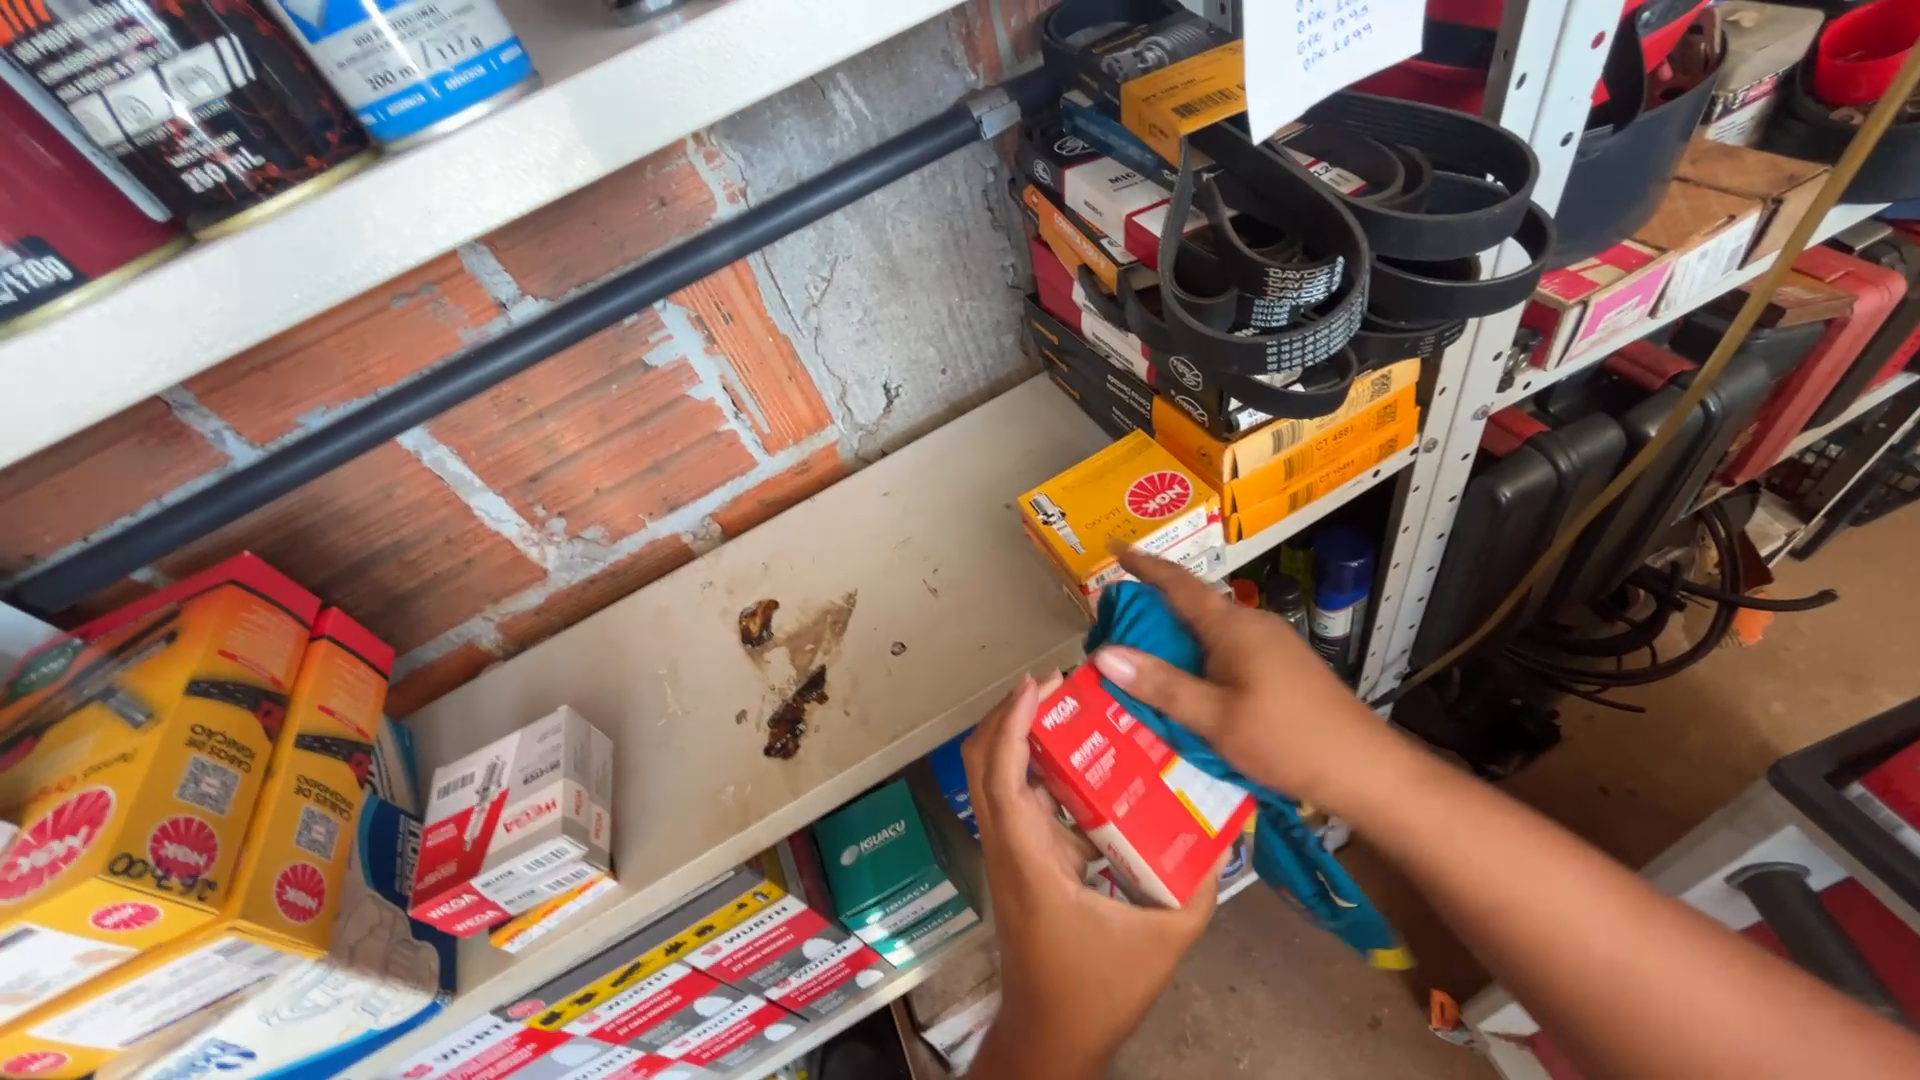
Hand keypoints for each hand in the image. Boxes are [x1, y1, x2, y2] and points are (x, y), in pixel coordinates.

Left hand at [963, 673, 1215, 1079]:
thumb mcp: (1163, 939)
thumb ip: (1198, 885)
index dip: (1013, 722)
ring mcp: (1010, 852)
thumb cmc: (1096, 990)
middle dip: (1011, 714)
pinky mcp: (1021, 860)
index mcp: (1027, 857)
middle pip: (984, 763)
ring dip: (1022, 735)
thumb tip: (1224, 831)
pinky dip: (1038, 768)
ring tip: (1070, 707)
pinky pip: (1020, 800)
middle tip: (1059, 684)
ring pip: (996, 777)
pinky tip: (1082, 759)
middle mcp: (1008, 845)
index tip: (1039, 683)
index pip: (1003, 775)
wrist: (1052, 1036)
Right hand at [1087, 547, 1391, 808]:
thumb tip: (1105, 654)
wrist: (1364, 768)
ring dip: (1176, 638)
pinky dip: (1198, 657)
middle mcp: (1253, 624)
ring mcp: (1272, 643)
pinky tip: (1187, 686)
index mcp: (1234, 628)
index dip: (1144, 565)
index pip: (1179, 584)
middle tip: (1113, 626)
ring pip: (1211, 630)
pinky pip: (1227, 649)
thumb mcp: (1215, 719)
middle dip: (1152, 611)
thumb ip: (1161, 685)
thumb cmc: (1288, 741)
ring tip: (1140, 660)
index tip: (1114, 548)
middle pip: (1193, 606)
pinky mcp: (1282, 665)